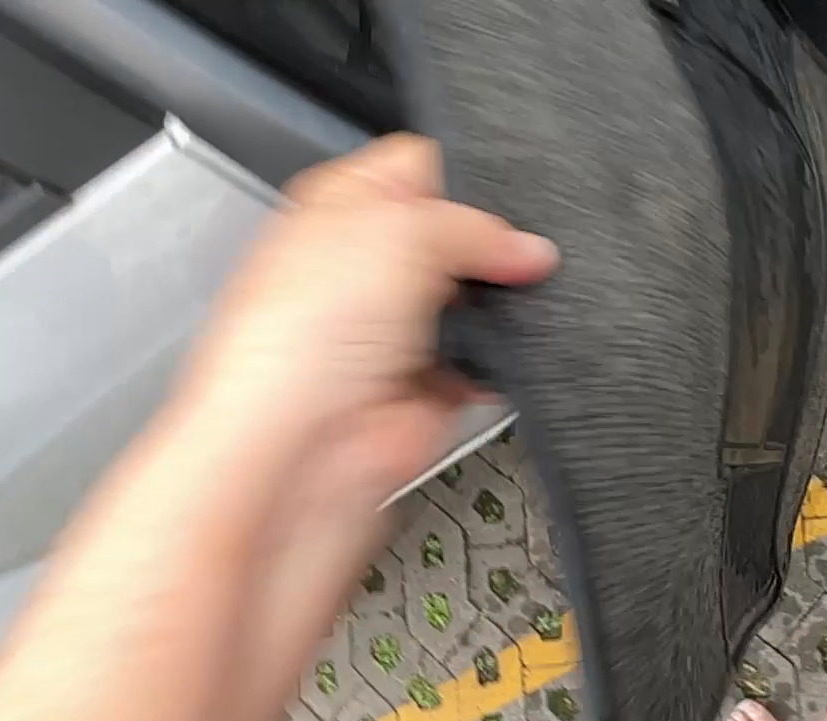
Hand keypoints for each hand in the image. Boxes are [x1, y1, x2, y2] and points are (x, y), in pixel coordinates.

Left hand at [171, 133, 558, 495]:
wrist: (305, 442)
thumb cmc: (299, 340)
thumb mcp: (397, 235)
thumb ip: (471, 228)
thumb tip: (528, 247)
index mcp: (349, 211)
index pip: (423, 171)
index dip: (470, 183)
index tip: (509, 203)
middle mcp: (374, 270)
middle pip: (459, 240)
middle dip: (494, 250)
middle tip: (516, 259)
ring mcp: (404, 330)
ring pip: (478, 304)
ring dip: (501, 309)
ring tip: (509, 307)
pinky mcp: (431, 382)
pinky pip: (485, 364)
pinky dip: (500, 363)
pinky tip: (499, 357)